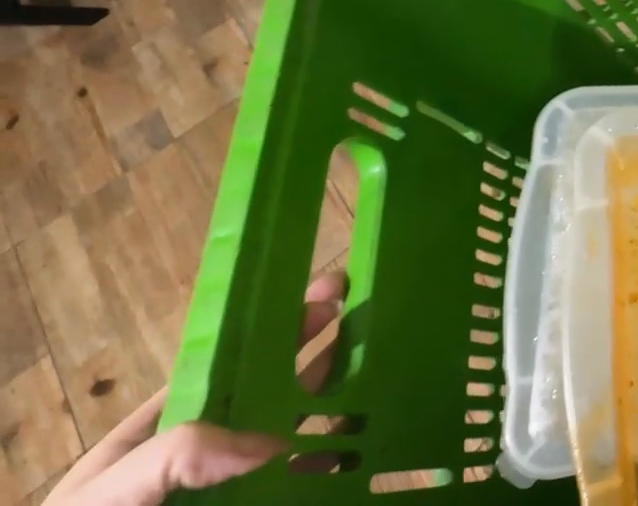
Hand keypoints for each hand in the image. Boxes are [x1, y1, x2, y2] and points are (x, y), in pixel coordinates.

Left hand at [45, 273, 346, 505]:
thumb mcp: (106, 494)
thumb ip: (174, 454)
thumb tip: (272, 442)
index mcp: (169, 430)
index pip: (233, 367)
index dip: (281, 328)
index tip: (328, 294)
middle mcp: (213, 451)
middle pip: (279, 391)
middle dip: (326, 351)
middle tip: (370, 312)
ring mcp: (242, 485)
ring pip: (304, 432)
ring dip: (345, 401)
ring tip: (389, 370)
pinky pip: (315, 483)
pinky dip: (345, 461)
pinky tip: (371, 444)